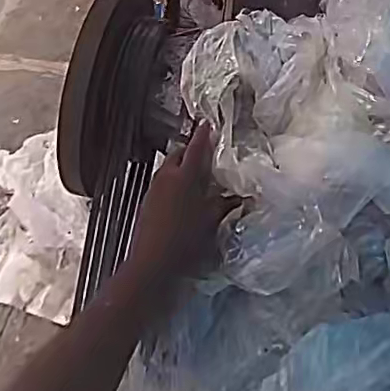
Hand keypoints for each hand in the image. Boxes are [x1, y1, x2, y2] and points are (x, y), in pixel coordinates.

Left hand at [126, 123, 233, 287]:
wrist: (152, 266)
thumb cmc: (186, 242)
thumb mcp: (212, 221)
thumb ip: (226, 204)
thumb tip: (243, 196)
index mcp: (184, 176)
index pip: (196, 147)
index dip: (204, 135)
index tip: (209, 124)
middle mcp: (166, 177)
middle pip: (178, 154)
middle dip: (191, 152)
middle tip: (207, 157)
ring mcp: (153, 190)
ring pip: (169, 169)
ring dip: (181, 168)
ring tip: (198, 178)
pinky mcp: (146, 204)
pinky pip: (162, 185)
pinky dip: (173, 184)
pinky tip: (183, 199)